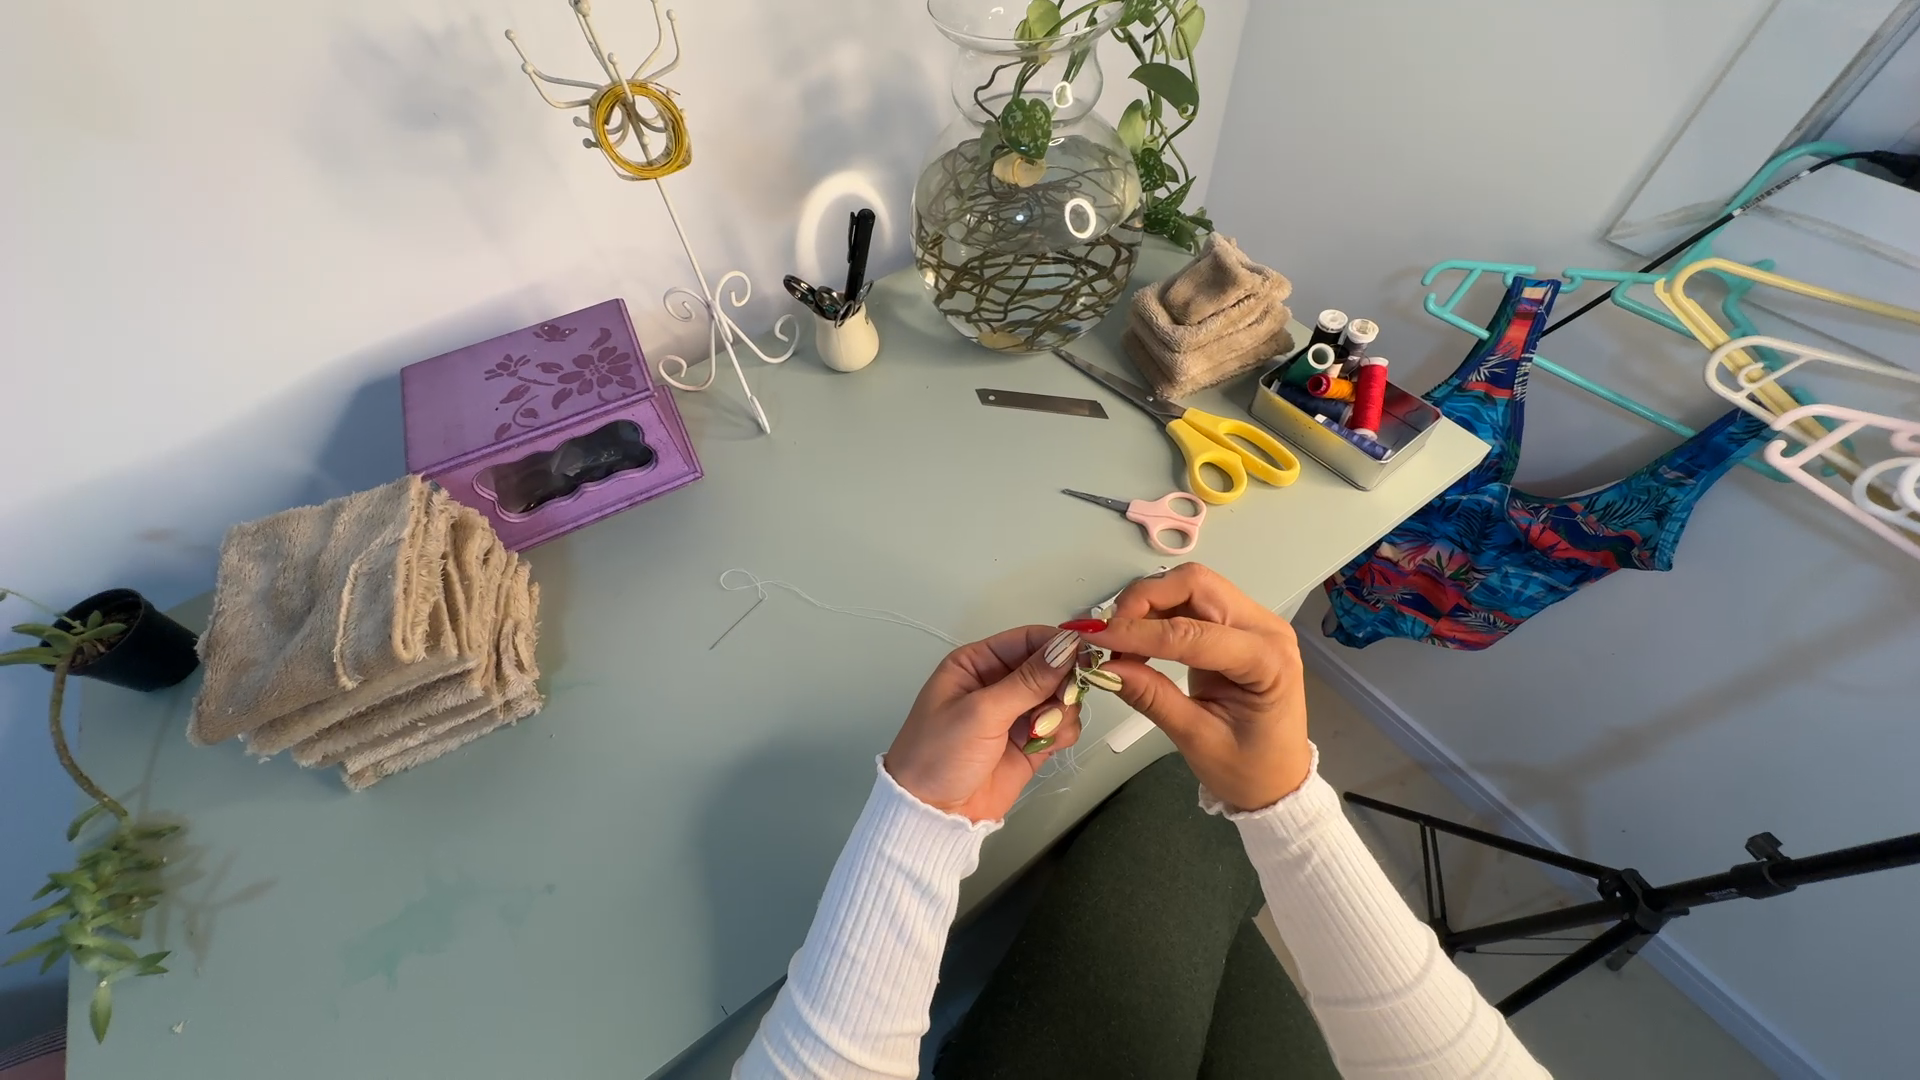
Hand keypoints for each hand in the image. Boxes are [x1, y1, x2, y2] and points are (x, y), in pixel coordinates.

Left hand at [885, 626, 1083, 822]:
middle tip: (1059, 702)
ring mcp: (1016, 714)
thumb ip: (1027, 681)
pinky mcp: (1031, 742)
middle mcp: (998, 683)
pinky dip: (1062, 732)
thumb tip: (1065, 647)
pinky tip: (1043, 744)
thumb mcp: (980, 712)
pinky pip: (1062, 725)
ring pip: (1061, 697)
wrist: (932, 816)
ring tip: (1040, 731)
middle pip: (1051, 667)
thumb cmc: (937, 754)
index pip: (1027, 640)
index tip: (1083, 657)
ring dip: (1060, 711)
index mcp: (977, 663)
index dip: (1057, 645)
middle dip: (1061, 684)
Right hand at [1083, 564, 1310, 811]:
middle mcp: (1264, 627)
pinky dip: (1153, 614)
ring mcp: (1249, 621)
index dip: (1140, 633)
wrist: (1277, 779)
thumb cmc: (1248, 769)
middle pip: (1194, 585)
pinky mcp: (1230, 624)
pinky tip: (1135, 642)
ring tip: (1119, 642)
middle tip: (1108, 634)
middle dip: (1143, 600)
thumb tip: (1105, 667)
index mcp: (1268, 661)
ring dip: (1145, 605)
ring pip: (1186, 586)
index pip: (1194, 633)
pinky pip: (1186, 601)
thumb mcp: (1196, 739)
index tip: (1096, 638)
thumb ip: (1151, 697)